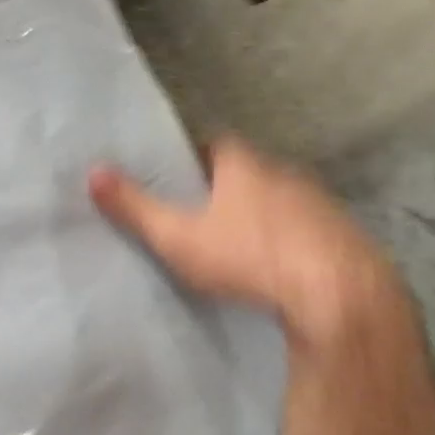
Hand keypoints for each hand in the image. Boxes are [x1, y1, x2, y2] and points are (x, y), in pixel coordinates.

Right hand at [88, 137, 407, 347]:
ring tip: (225, 237)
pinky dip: (280, 235)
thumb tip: (94, 171)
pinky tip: (266, 260)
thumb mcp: (176, 237)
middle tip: (190, 208)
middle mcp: (286, 174)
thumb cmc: (246, 257)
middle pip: (248, 169)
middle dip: (221, 185)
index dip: (192, 154)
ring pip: (276, 197)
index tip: (171, 172)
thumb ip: (135, 207)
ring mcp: (319, 202)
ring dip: (254, 211)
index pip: (217, 143)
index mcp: (245, 166)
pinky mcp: (340, 233)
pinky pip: (300, 225)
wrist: (336, 292)